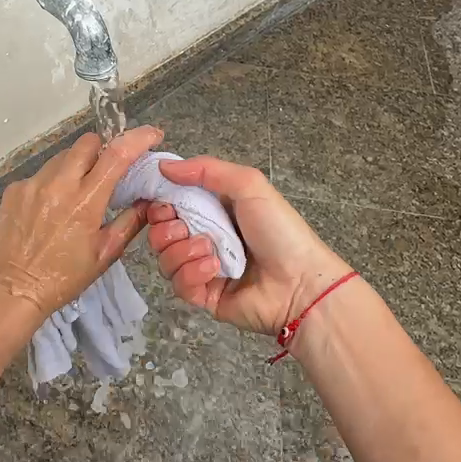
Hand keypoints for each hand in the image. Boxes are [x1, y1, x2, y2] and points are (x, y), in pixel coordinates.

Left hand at [0, 126, 164, 317]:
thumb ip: (130, 222)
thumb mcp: (104, 254)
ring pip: (62, 157)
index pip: (117, 154)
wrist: (12, 290)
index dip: (138, 138)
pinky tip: (50, 208)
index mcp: (85, 201)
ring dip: (76, 166)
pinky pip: (40, 174)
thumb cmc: (63, 278)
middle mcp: (58, 184)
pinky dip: (52, 183)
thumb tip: (147, 201)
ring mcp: (32, 183)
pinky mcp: (14, 189)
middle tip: (107, 170)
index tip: (151, 134)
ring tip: (76, 193)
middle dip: (102, 149)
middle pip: (87, 143)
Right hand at [144, 156, 350, 336]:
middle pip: (160, 232)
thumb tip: (163, 165)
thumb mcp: (248, 185)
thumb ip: (206, 170)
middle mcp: (204, 236)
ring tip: (210, 251)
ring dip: (182, 252)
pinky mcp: (204, 295)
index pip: (170, 203)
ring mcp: (202, 267)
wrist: (301, 283)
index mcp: (213, 209)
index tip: (160, 203)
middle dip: (165, 229)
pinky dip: (191, 274)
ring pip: (165, 259)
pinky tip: (214, 270)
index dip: (159, 202)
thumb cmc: (279, 230)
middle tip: (183, 228)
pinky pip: (179, 285)